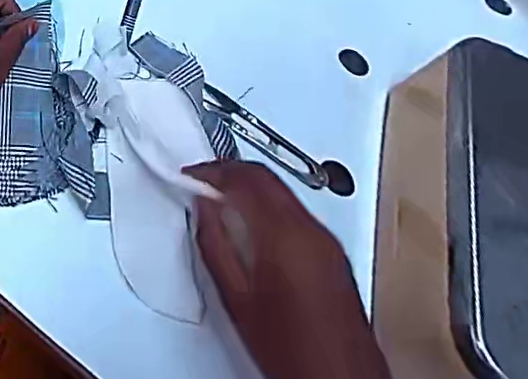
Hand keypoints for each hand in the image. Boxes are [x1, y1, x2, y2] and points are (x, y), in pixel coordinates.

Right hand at [186, 161, 390, 378]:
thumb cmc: (297, 357)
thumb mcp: (236, 298)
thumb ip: (214, 243)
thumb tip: (203, 210)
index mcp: (284, 236)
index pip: (245, 177)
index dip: (211, 170)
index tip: (191, 177)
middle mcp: (312, 232)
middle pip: (266, 177)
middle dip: (230, 173)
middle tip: (203, 182)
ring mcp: (329, 243)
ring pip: (282, 192)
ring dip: (250, 189)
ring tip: (222, 205)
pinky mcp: (336, 256)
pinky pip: (297, 212)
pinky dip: (269, 207)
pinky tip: (251, 228)